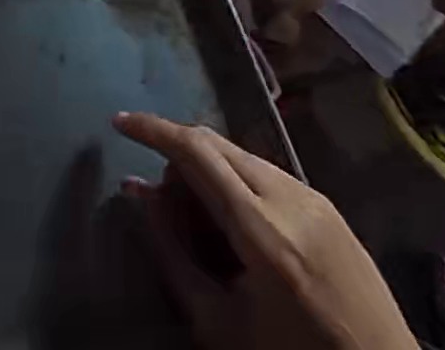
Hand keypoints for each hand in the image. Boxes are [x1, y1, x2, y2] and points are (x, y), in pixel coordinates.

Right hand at [115, 112, 417, 349]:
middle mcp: (289, 196)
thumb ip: (171, 252)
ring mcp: (313, 195)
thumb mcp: (219, 322)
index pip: (195, 151)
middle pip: (215, 143)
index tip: (118, 122)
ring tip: (195, 219)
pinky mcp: (327, 203)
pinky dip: (234, 181)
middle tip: (159, 200)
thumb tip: (136, 192)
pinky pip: (265, 172)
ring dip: (205, 168)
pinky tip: (233, 225)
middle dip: (176, 154)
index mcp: (262, 229)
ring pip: (239, 154)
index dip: (151, 130)